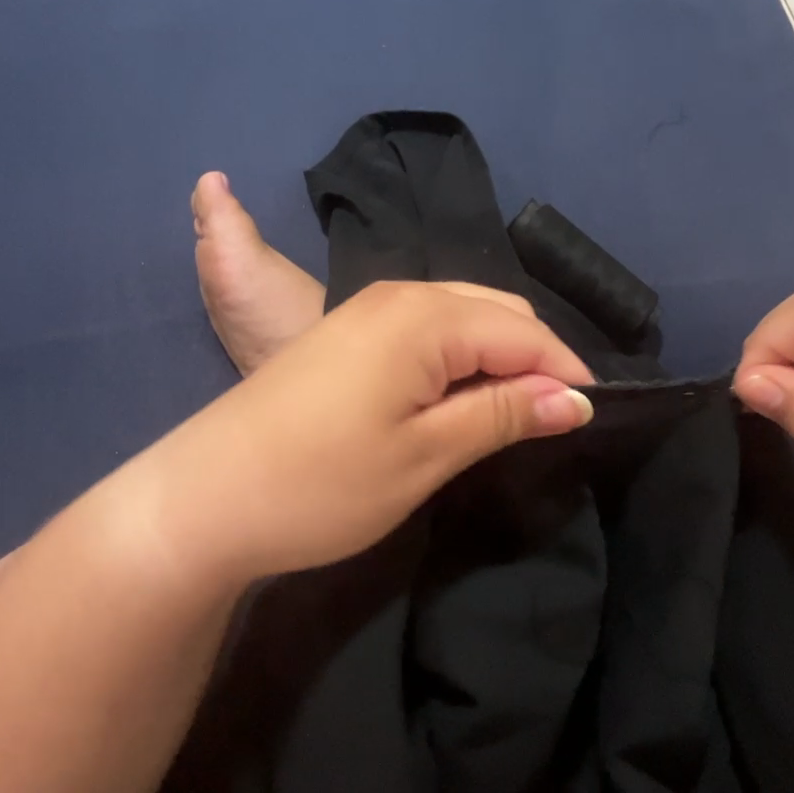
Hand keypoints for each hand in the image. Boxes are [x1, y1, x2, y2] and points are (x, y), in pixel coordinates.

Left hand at [145, 281, 594, 584]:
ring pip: (461, 315)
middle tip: (549, 422)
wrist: (201, 498)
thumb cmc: (320, 483)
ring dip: (496, 356)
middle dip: (533, 358)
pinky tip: (456, 397)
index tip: (592, 419)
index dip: (564, 372)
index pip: (523, 331)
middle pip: (496, 311)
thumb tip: (575, 399)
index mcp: (424, 316)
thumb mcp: (424, 455)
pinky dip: (458, 356)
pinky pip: (426, 327)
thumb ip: (503, 414)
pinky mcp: (344, 333)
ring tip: (510, 414)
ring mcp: (365, 310)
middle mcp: (399, 295)